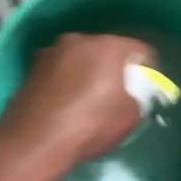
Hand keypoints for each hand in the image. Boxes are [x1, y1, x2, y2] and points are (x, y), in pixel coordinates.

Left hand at [0, 32, 154, 163]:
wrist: (35, 141)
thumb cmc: (90, 125)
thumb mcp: (130, 117)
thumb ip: (139, 98)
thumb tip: (133, 95)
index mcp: (109, 45)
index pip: (141, 49)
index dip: (148, 69)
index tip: (148, 87)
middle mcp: (80, 39)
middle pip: (107, 50)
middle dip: (114, 68)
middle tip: (118, 93)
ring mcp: (51, 51)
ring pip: (80, 58)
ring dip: (87, 72)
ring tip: (88, 99)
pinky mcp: (32, 68)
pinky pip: (60, 71)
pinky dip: (66, 81)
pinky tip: (66, 103)